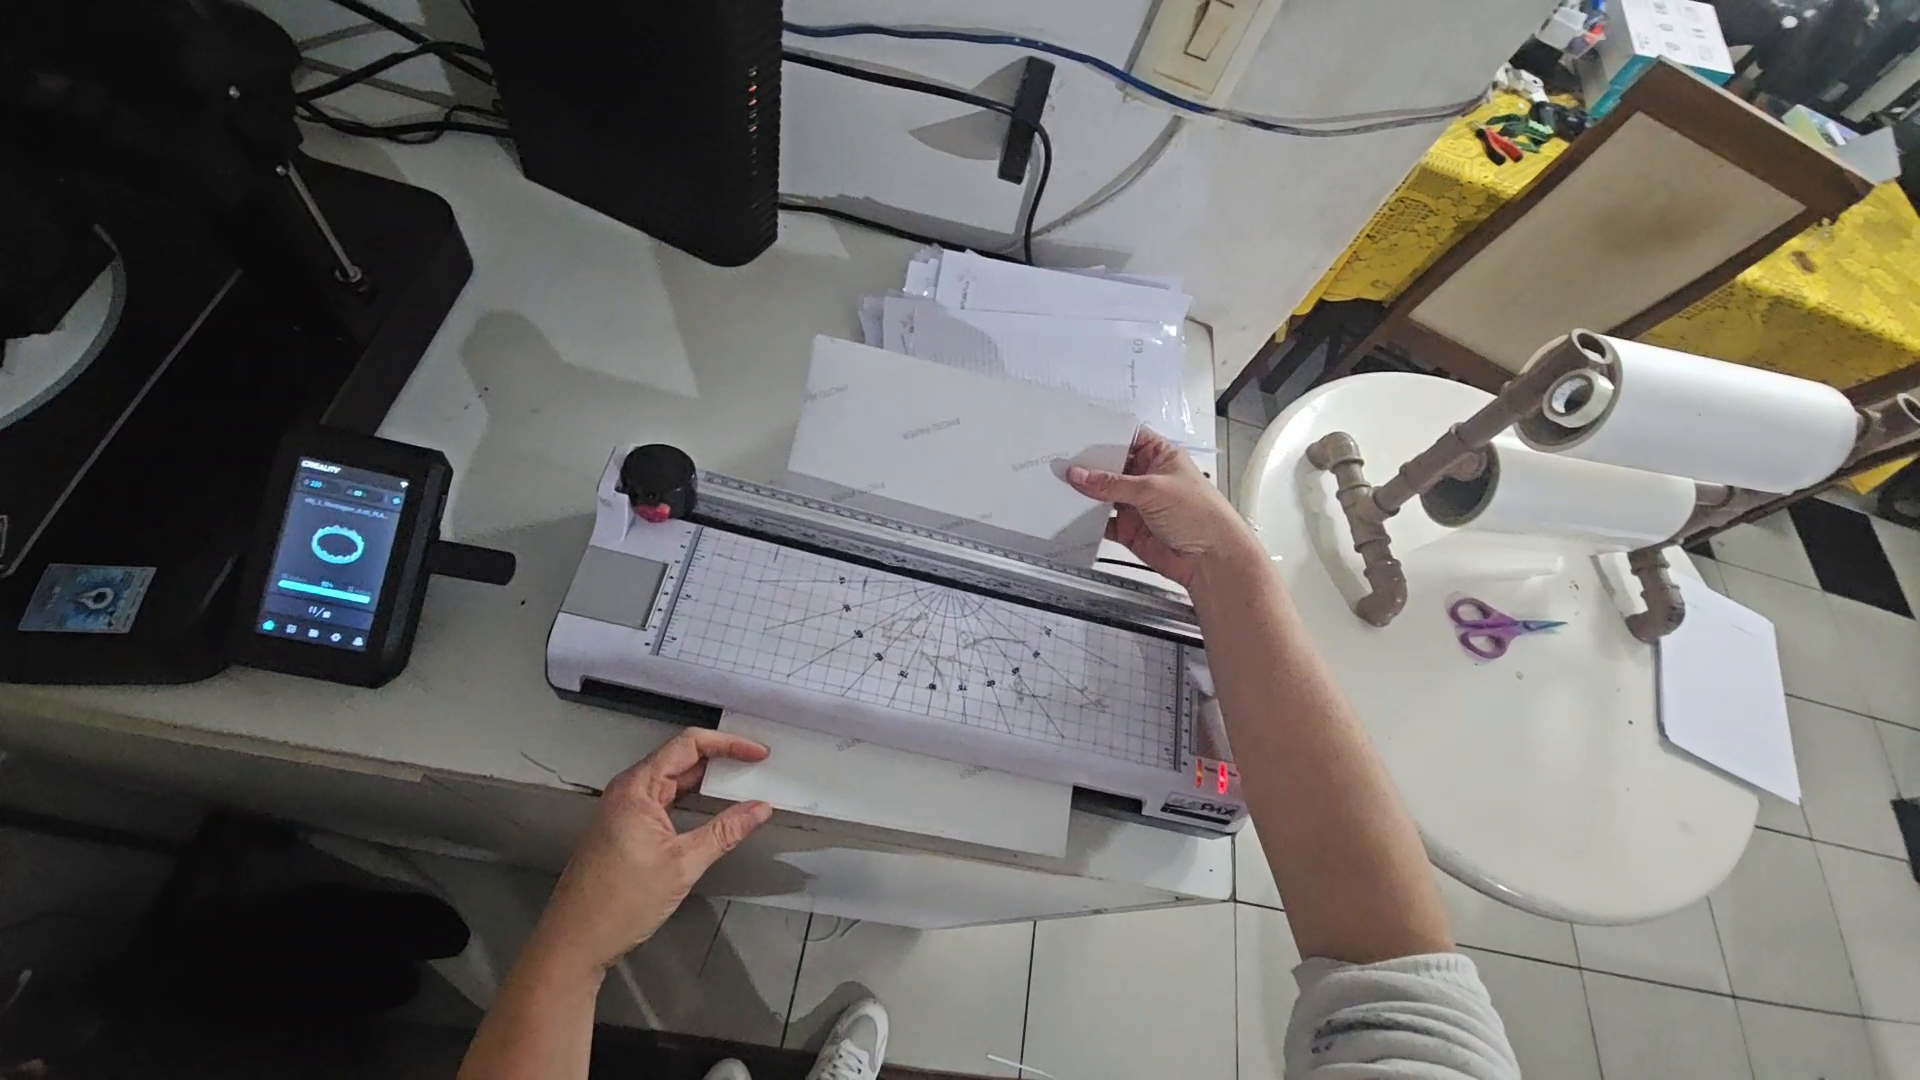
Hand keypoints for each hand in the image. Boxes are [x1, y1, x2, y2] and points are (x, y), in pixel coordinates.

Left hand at [527, 731, 772, 976]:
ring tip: (743, 781)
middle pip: (681, 758)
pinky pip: (665, 799)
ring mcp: (625, 808)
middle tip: (757, 766)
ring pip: (673, 780)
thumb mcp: (683, 864)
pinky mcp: (625, 827)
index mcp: (638, 786)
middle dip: (721, 758)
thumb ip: (725, 831)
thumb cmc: (624, 901)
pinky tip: (713, 807)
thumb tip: (763, 808)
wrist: (572, 945)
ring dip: (708, 779)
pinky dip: (693, 797)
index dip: (728, 744)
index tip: (759, 754)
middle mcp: (629, 789)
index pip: (689, 744)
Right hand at [1066, 428, 1256, 589]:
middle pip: (1109, 466)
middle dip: (1088, 466)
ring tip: (1061, 486)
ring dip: (1085, 493)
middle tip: (1063, 462)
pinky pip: (1102, 522)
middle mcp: (1146, 477)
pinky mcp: (1129, 528)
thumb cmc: (1202, 516)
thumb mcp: (1153, 490)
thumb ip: (1112, 483)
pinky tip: (1073, 515)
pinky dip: (1088, 520)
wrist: (1210, 560)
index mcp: (1159, 456)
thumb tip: (1080, 475)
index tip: (1077, 434)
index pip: (1126, 438)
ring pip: (1102, 494)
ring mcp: (1136, 504)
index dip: (1103, 435)